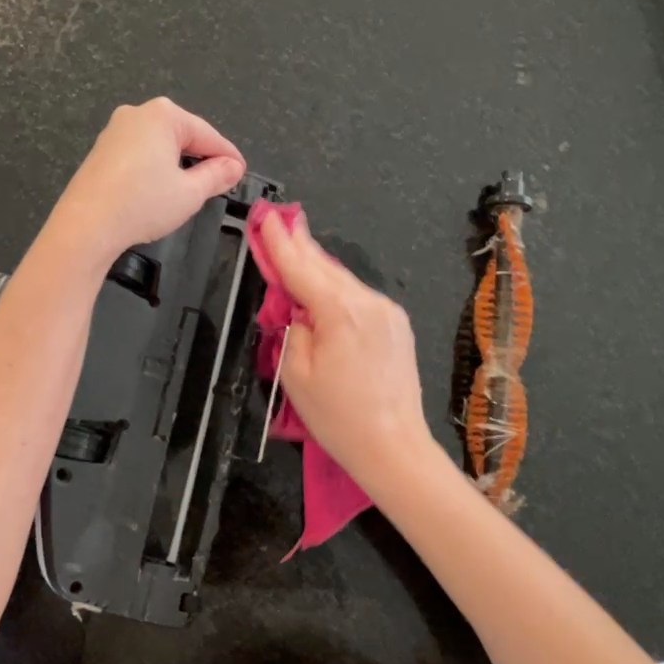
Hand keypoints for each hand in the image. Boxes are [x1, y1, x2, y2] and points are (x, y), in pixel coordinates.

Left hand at [46, 98, 245, 266]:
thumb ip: (216, 176)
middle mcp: (137, 114)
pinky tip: (160, 191)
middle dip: (202, 157)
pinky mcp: (101, 152)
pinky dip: (155, 169)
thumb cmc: (143, 203)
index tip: (241, 172)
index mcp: (163, 115)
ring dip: (178, 164)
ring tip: (193, 190)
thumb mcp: (190, 192)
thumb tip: (234, 167)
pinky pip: (139, 155)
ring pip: (159, 145)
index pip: (207, 134)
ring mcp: (114, 132)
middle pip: (182, 135)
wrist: (86, 225)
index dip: (228, 155)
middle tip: (221, 182)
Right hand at [259, 214, 437, 483]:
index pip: (301, 269)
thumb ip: (292, 330)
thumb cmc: (339, 417)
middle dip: (300, 244)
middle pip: (325, 266)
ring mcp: (387, 312)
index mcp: (340, 312)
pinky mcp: (396, 325)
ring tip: (297, 244)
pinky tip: (324, 283)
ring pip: (344, 280)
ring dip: (318, 265)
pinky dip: (336, 287)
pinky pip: (359, 297)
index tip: (266, 218)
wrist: (393, 445)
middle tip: (280, 220)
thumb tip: (298, 311)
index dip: (279, 244)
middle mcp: (368, 302)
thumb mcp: (295, 375)